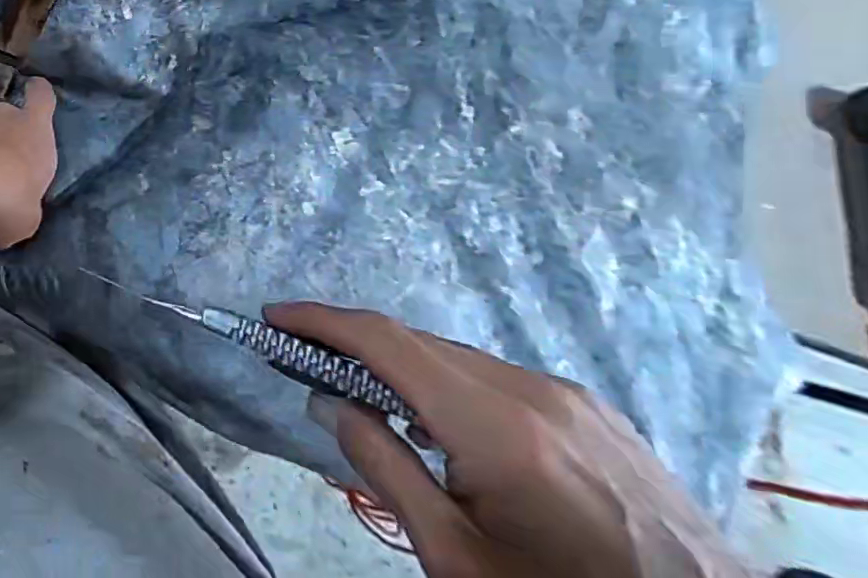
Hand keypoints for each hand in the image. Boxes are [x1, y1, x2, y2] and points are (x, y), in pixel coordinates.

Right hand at [266, 303, 745, 577]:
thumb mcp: (454, 560)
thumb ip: (383, 469)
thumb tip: (330, 402)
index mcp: (493, 424)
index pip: (385, 341)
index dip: (322, 319)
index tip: (275, 314)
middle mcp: (529, 387)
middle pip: (418, 343)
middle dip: (353, 341)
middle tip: (302, 356)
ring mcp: (567, 393)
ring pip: (458, 358)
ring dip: (401, 364)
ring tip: (363, 390)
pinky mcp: (592, 408)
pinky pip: (497, 377)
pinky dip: (448, 382)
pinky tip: (441, 419)